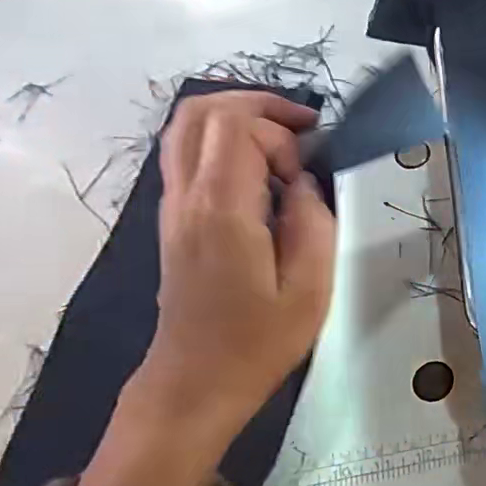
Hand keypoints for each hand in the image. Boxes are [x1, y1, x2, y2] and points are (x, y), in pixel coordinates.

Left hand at [139, 89, 335, 443]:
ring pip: (185, 127)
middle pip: (203, 112)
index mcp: (222, 212)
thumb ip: (313, 223)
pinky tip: (259, 166)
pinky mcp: (174, 220)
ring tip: (285, 136)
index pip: (238, 129)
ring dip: (236, 117)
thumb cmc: (259, 341)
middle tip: (306, 126)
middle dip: (259, 105)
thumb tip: (302, 185)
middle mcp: (187, 198)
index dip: (282, 136)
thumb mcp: (310, 288)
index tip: (306, 178)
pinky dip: (222, 140)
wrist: (196, 380)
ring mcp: (173, 207)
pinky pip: (186, 154)